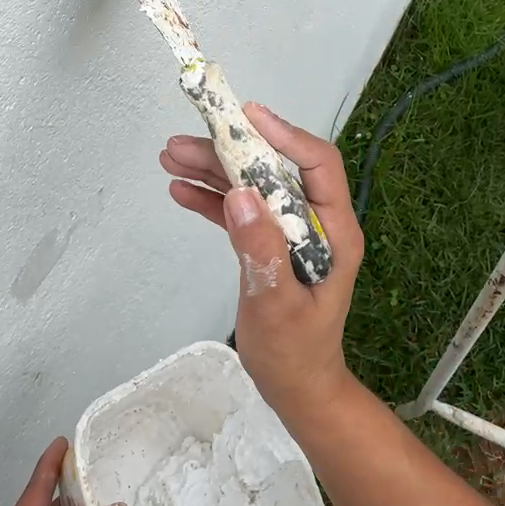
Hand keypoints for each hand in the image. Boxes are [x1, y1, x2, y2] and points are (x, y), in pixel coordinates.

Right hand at [159, 102, 365, 420]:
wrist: (297, 389)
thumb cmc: (296, 354)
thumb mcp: (278, 305)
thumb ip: (261, 251)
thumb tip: (240, 193)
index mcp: (334, 230)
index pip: (318, 165)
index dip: (286, 136)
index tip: (248, 116)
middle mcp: (315, 222)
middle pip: (274, 170)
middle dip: (231, 151)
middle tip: (183, 140)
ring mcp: (291, 232)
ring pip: (252, 186)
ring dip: (213, 170)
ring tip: (170, 157)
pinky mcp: (269, 244)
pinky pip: (241, 211)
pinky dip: (212, 198)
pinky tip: (181, 189)